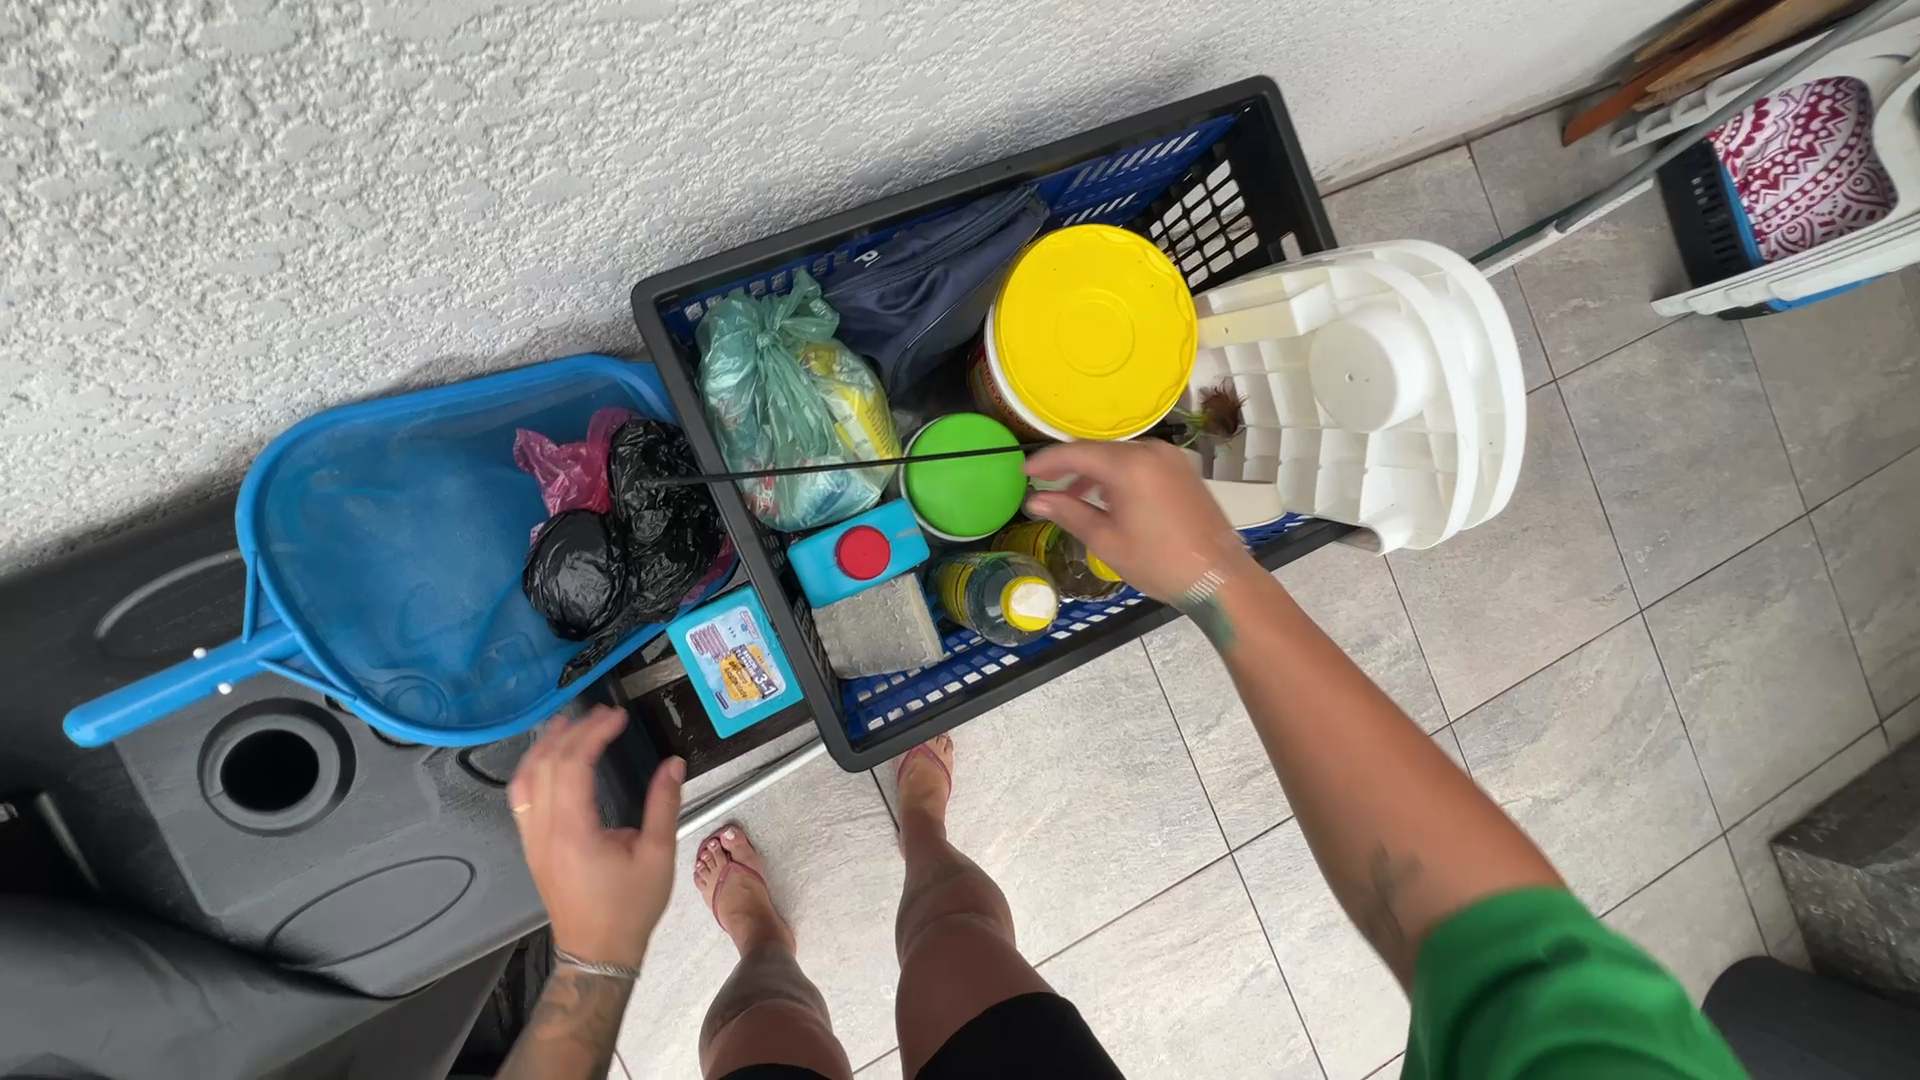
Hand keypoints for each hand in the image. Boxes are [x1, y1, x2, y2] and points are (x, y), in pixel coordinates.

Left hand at [508, 706, 683, 968]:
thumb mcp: (658, 854)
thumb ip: (664, 804)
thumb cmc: (629, 907)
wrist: (597, 953)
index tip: (617, 717)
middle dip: (571, 732)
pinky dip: (533, 770)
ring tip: (566, 723)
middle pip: (545, 766)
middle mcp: (545, 832)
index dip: (593, 733)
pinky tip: (548, 760)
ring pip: (524, 781)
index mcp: (574, 831)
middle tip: (600, 714)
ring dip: (544, 747)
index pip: (573, 766)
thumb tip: (673, 763)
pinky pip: (522, 799)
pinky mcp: (533, 848)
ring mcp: (533, 841)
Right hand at [1024, 439, 1259, 601]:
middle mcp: (1150, 451)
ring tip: (1073, 496)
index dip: (1046, 461)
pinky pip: (1140, 462)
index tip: (1024, 472)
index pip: (1076, 453)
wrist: (1218, 577)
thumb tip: (1035, 501)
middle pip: (1098, 450)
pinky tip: (1108, 497)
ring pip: (1120, 455)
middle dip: (1069, 466)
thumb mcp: (1106, 540)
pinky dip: (1118, 474)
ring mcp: (1170, 458)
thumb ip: (1068, 513)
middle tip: (1044, 483)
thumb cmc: (1158, 562)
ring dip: (1094, 471)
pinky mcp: (1183, 470)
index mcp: (1129, 466)